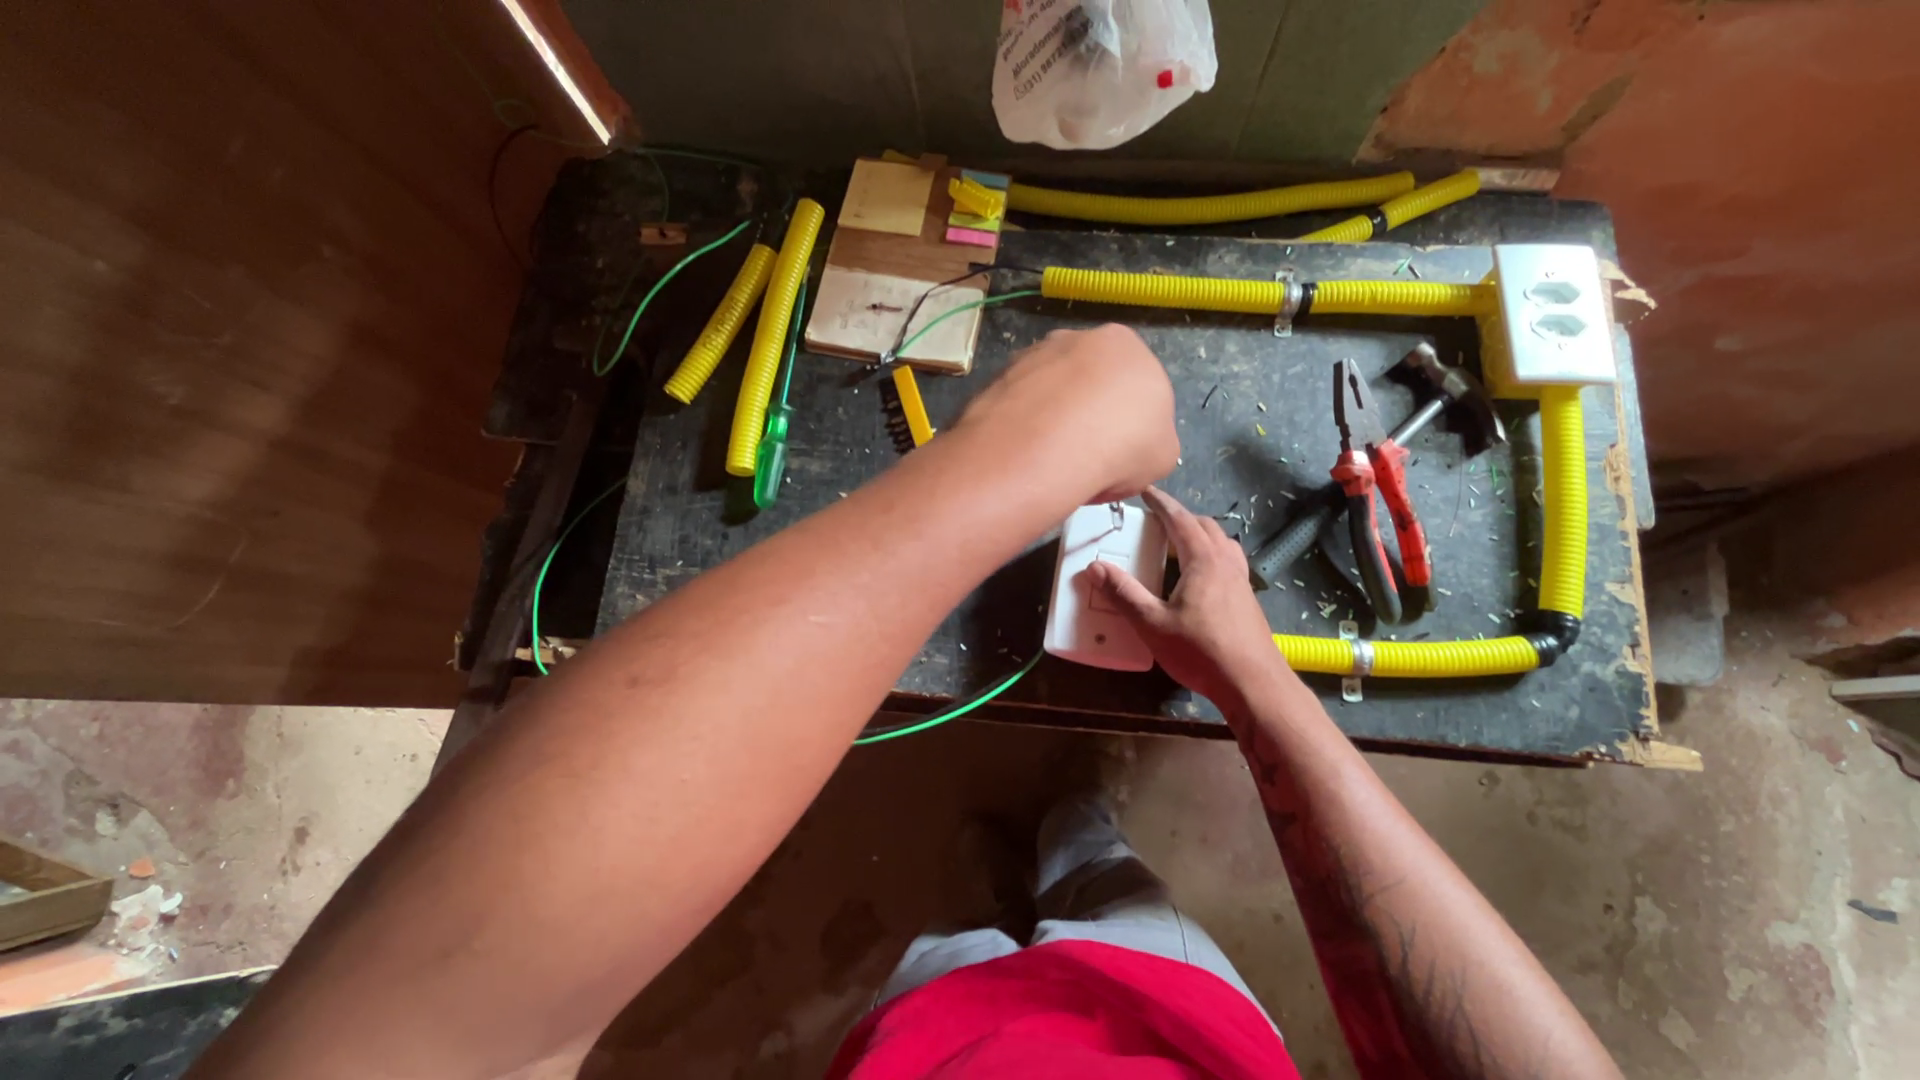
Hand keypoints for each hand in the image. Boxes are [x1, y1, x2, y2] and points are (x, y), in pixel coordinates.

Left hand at [955, 324, 1178, 502]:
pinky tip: (1026, 455)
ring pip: (1049, 390)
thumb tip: (1134, 447)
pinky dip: (1022, 426)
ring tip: (1051, 460)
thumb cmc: (1121, 446)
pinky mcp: (997, 377)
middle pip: (1088, 380)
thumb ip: (1153, 439)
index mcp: (1126, 345)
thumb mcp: (1163, 454)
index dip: (1128, 424)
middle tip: (1086, 457)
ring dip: (1052, 419)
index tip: (1119, 454)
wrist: (1047, 448)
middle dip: (1088, 415)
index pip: (1134, 384)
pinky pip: (1017, 404)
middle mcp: (1078, 338)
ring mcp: (1033, 354)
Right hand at [1084, 487, 1285, 712]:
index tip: (1145, 491)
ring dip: (1200, 535)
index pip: (1180, 520)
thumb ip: (1123, 593)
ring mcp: (1241, 582)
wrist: (1253, 683)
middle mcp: (1226, 563)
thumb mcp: (1152, 624)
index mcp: (1203, 561)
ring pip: (1222, 544)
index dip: (1161, 504)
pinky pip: (1228, 562)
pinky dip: (1211, 556)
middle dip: (1180, 517)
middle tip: (1156, 521)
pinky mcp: (1247, 600)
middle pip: (1205, 527)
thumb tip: (1095, 566)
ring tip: (1178, 544)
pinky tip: (1199, 579)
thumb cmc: (1201, 651)